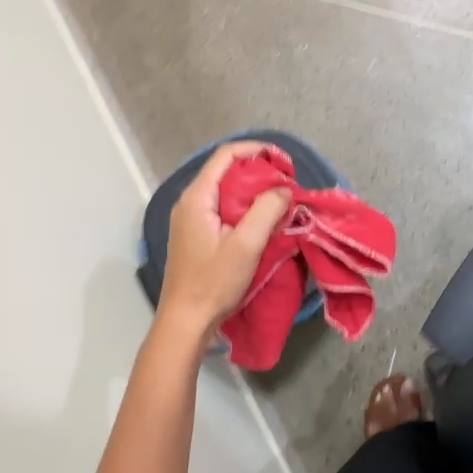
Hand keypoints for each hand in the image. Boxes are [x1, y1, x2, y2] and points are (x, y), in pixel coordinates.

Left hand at [159, 142, 291, 335]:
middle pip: (226, 170)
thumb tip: (284, 189)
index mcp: (197, 197)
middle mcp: (190, 201)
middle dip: (259, 171)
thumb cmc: (213, 282)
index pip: (226, 154)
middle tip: (287, 184)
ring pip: (226, 189)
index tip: (284, 163)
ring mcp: (190, 218)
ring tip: (280, 201)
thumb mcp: (246, 245)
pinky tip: (262, 220)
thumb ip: (267, 210)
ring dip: (253, 190)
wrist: (185, 322)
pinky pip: (222, 207)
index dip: (256, 150)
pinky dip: (244, 206)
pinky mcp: (196, 233)